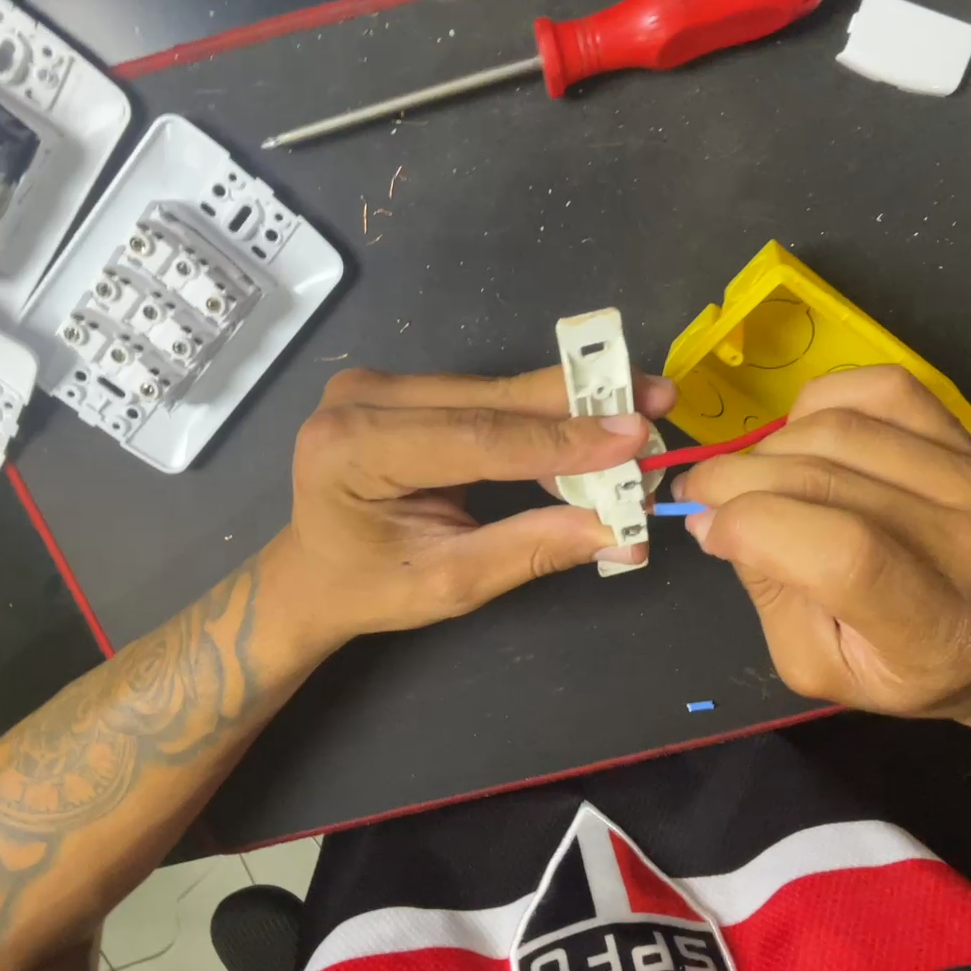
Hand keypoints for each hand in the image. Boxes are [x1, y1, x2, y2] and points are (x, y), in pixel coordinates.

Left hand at [275, 366, 676, 649]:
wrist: (315, 572)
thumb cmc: (370, 587)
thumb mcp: (451, 583)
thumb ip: (531, 549)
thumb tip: (622, 532)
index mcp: (353, 448)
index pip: (476, 437)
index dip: (561, 438)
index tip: (635, 434)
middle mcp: (360, 398)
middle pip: (489, 400)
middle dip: (577, 405)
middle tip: (655, 401)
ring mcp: (377, 384)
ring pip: (493, 391)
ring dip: (566, 407)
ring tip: (635, 412)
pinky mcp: (401, 387)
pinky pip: (483, 397)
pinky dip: (537, 415)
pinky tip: (587, 422)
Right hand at [675, 366, 970, 719]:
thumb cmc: (903, 667)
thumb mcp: (817, 664)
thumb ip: (765, 594)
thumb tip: (709, 516)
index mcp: (941, 629)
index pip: (845, 554)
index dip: (756, 527)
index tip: (707, 528)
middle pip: (827, 478)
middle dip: (735, 479)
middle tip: (698, 494)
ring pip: (840, 428)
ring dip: (767, 447)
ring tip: (751, 477)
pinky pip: (877, 388)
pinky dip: (815, 404)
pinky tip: (800, 439)